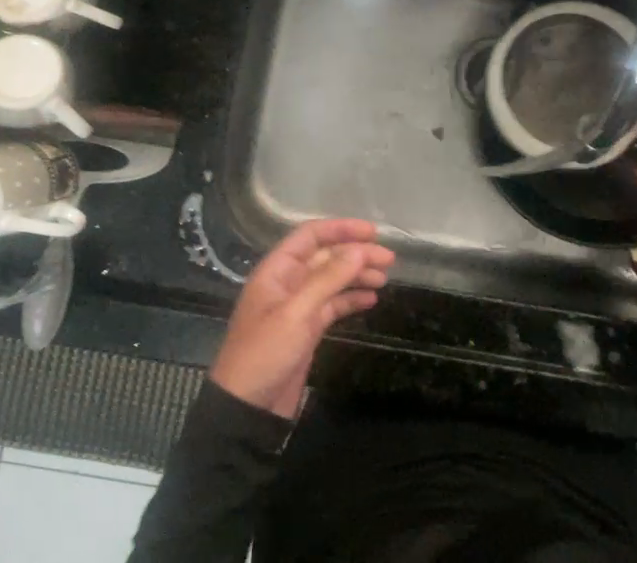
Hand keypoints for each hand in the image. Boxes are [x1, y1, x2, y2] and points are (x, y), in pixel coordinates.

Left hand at [210, 218, 395, 418]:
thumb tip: (359, 250)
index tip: (373, 233)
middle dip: (356, 254)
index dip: (341, 229)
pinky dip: (351, 300)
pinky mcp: (306, 330)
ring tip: (384, 279)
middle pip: (325, 257)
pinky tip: (371, 300)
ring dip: (357, 276)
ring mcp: (297, 307)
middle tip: (389, 260)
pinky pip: (332, 305)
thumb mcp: (296, 313)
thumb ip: (328, 279)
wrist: (247, 408)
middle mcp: (287, 284)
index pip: (310, 236)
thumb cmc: (265, 354)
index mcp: (276, 271)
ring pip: (332, 281)